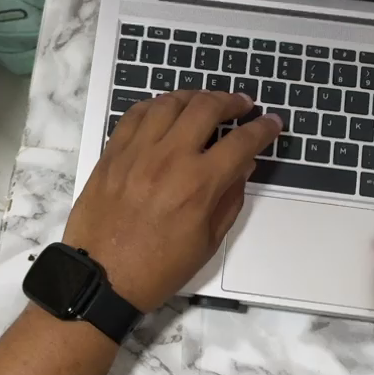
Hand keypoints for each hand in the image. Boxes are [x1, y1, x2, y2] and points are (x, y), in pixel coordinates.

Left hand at [65, 91, 280, 311]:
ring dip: (193, 96)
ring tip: (205, 101)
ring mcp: (136, 152)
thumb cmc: (158, 268)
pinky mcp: (112, 154)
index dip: (263, 129)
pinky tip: (166, 110)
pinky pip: (135, 115)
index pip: (241, 142)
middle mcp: (168, 158)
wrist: (100, 278)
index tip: (273, 123)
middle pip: (206, 108)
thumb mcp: (207, 242)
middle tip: (241, 105)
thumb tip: (243, 166)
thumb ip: (229, 199)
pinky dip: (156, 106)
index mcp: (198, 184)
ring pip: (169, 103)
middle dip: (231, 101)